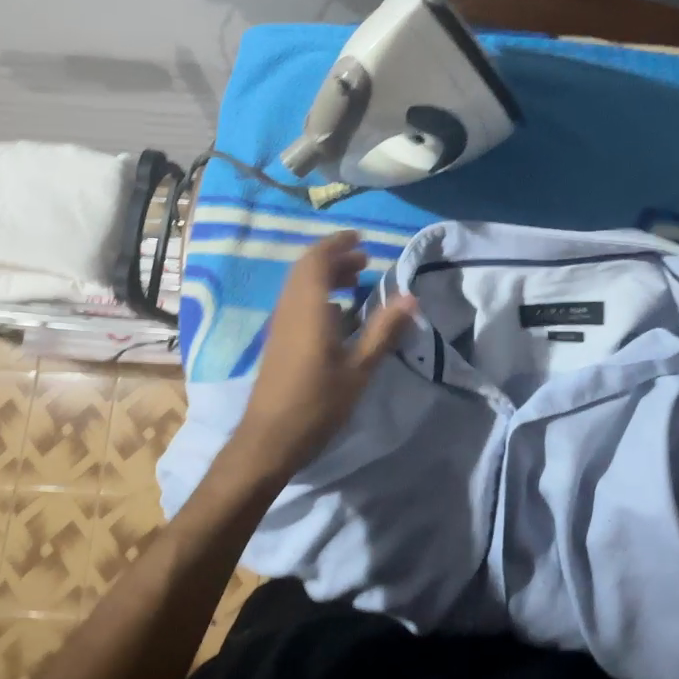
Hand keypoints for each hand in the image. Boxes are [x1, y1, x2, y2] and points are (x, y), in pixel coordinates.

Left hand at [231, 231, 416, 478]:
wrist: (269, 440)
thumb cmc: (317, 404)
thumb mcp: (358, 369)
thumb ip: (383, 330)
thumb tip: (410, 298)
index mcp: (308, 307)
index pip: (318, 259)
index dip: (337, 244)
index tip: (361, 239)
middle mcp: (289, 308)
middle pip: (307, 268)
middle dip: (335, 258)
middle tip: (364, 259)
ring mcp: (280, 324)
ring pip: (299, 285)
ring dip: (325, 275)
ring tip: (356, 280)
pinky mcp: (278, 340)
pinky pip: (296, 301)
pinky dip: (317, 293)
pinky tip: (336, 313)